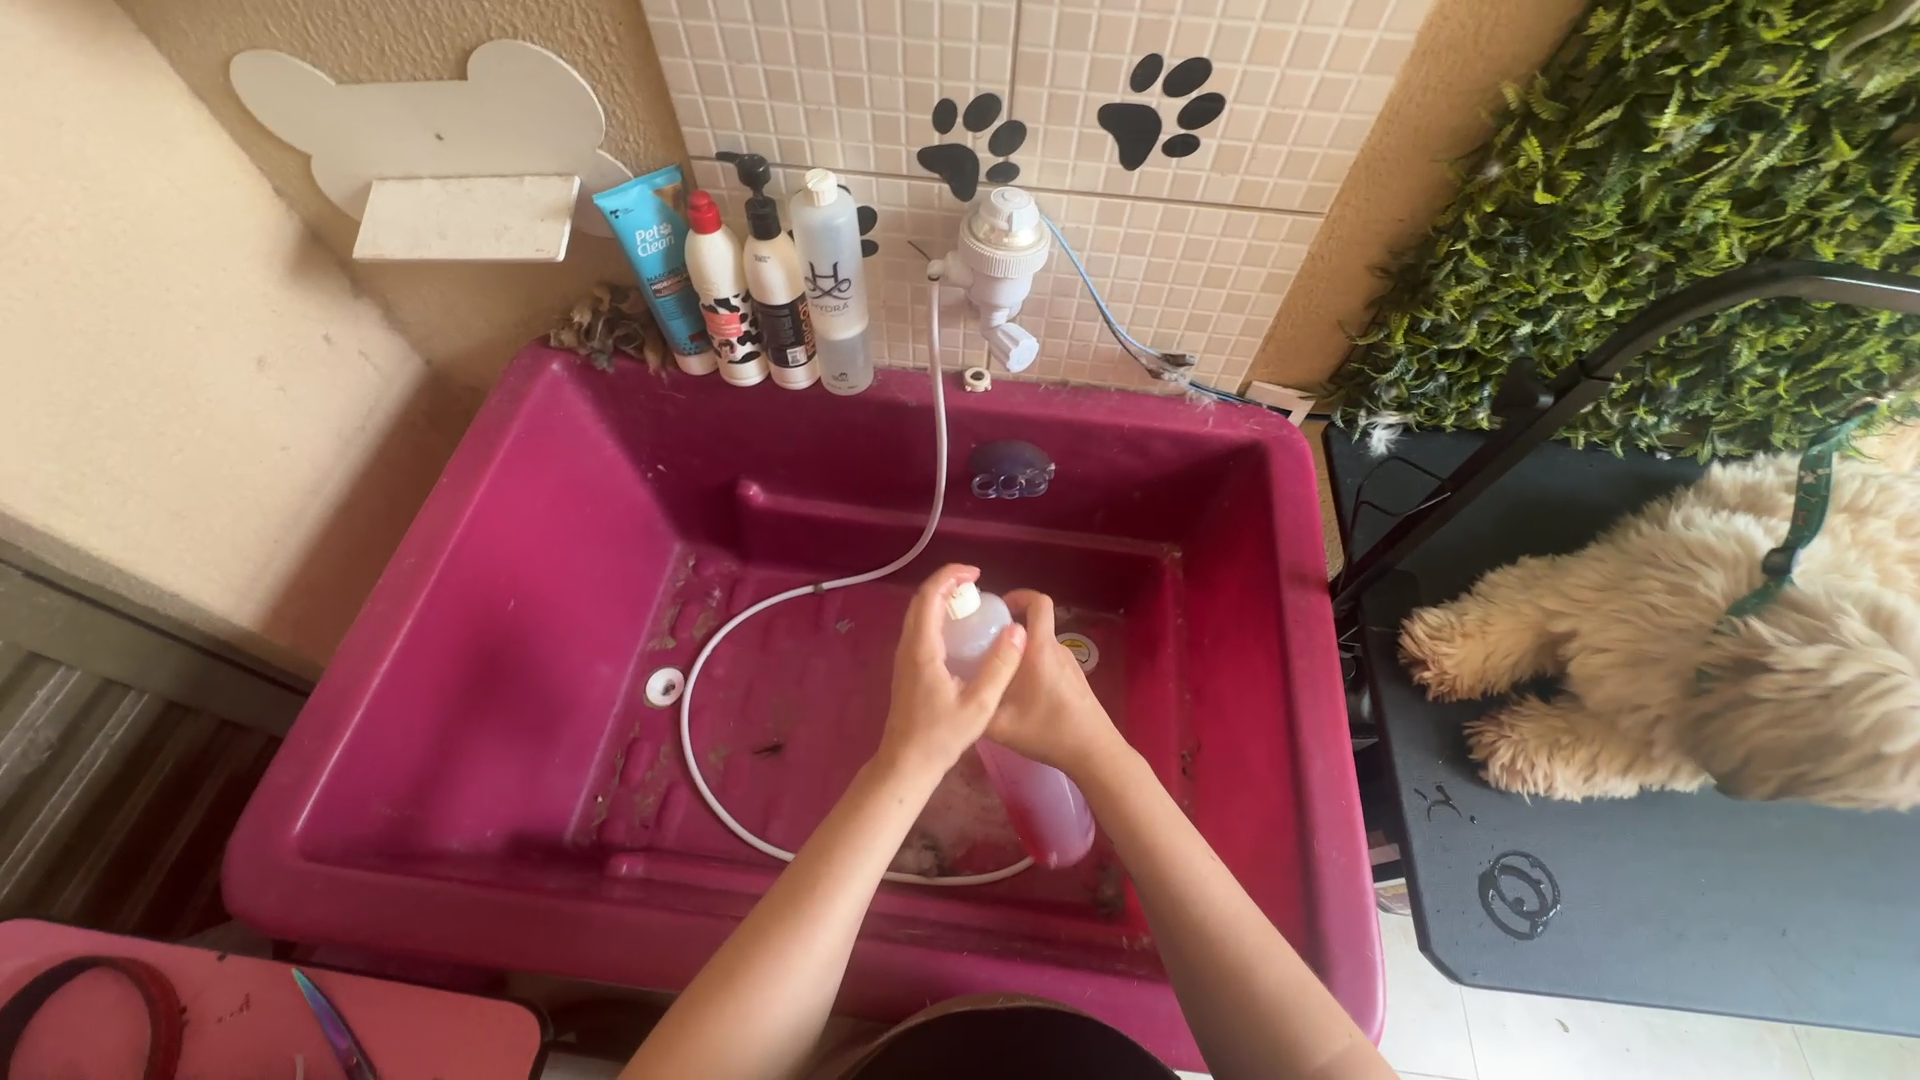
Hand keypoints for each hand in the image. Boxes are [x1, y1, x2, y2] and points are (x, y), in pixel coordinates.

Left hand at [877, 565, 1025, 777]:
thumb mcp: (980, 704)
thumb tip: (1017, 630)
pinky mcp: (906, 668)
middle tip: (977, 585)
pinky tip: (960, 632)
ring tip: (971, 603)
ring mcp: (904, 657)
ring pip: (918, 614)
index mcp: (922, 649)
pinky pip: (920, 629)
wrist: (905, 763)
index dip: (951, 577)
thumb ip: (1000, 666)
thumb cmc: (941, 736)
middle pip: (921, 600)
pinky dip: (938, 617)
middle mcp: (907, 646)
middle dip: (948, 584)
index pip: (929, 596)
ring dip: (941, 600)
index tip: (976, 574)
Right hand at [986, 590, 1129, 779]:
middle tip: (984, 642)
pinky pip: (1049, 661)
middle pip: (1035, 623)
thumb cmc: (1047, 731)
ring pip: (1040, 645)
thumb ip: (975, 704)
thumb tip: (952, 694)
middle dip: (1010, 627)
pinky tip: (1018, 692)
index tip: (997, 608)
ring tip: (997, 670)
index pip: (1039, 602)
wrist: (1093, 752)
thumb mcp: (999, 724)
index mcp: (1040, 650)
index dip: (1019, 596)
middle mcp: (1057, 650)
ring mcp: (1069, 665)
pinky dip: (1032, 666)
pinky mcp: (1075, 680)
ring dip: (1020, 650)